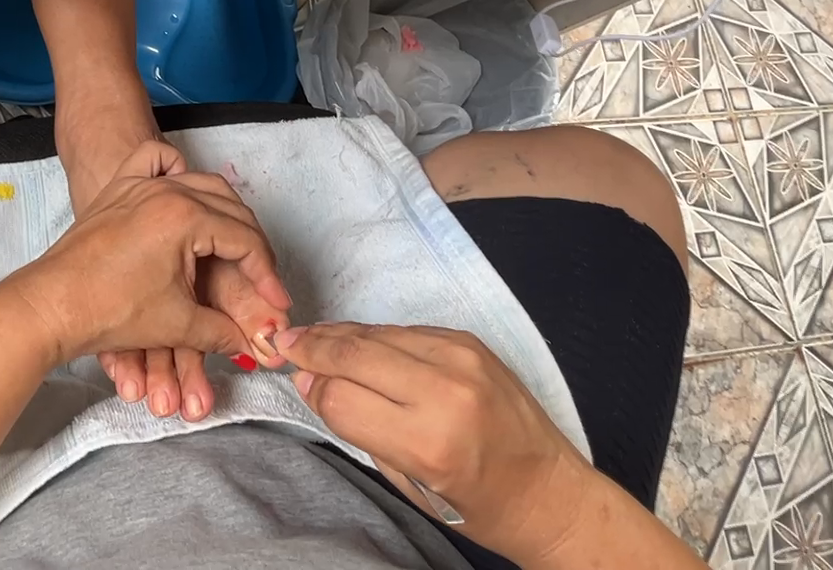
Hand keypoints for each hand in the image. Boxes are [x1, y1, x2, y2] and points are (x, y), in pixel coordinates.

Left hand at [78, 143, 291, 420]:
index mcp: (186, 216)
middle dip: (252, 244)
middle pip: (230, 206)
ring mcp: (141, 184)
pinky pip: (154, 161)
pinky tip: (181, 187)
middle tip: (262, 278)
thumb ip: (224, 330)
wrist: (50, 305)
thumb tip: (253, 341)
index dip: (267, 274)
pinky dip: (173, 167)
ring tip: (235, 243)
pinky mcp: (119, 189)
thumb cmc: (110, 312)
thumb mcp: (177, 324)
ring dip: (223, 210)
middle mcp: (167, 190)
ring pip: (199, 182)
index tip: (277, 301)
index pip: (245, 239)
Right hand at [273, 322, 596, 561]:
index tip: (295, 377)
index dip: (313, 388)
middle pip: (354, 354)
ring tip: (309, 336)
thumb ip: (360, 427)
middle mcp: (444, 391)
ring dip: (338, 334)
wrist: (550, 489)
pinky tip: (355, 342)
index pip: (343, 399)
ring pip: (375, 333)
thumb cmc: (477, 503)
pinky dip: (374, 336)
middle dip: (313, 346)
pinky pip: (402, 330)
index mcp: (430, 440)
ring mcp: (459, 358)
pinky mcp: (466, 340)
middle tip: (283, 340)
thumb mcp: (410, 480)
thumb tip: (313, 381)